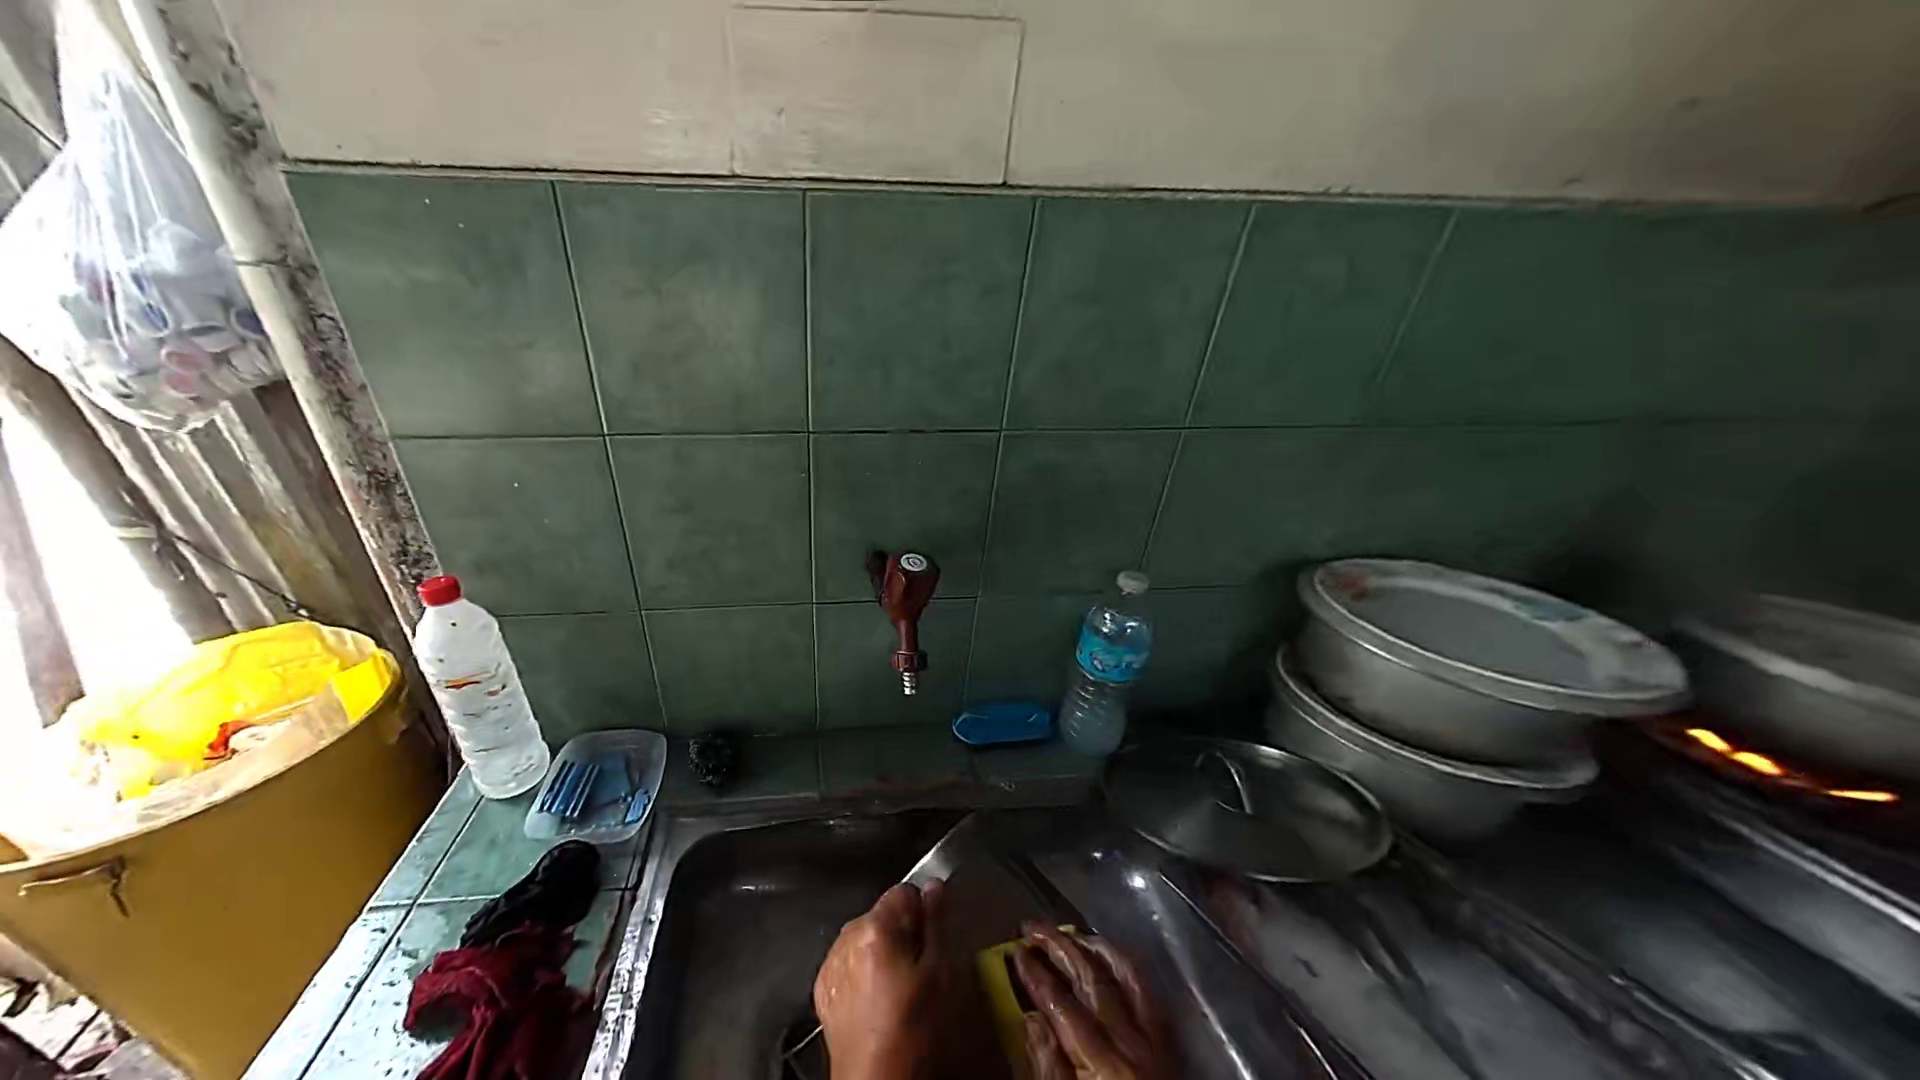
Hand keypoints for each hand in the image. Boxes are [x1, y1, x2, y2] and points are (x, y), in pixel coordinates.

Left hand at [814, 881, 949, 1079]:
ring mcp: (831, 962)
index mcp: (875, 927)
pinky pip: (849, 961)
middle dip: (902, 931)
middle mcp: (847, 937)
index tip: (930, 935)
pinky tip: (878, 999)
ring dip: (882, 950)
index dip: (921, 910)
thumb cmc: (910, 1031)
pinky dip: (863, 970)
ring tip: (899, 987)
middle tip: (919, 966)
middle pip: (883, 914)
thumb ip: (937, 922)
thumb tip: (935, 887)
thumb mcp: (938, 973)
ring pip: (866, 937)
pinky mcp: (823, 986)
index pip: (903, 891)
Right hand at [1012, 923, 1170, 1079]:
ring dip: (1094, 948)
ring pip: (1125, 976)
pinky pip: (1149, 992)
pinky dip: (1128, 966)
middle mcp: (1131, 1044)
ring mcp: (1155, 1041)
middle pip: (1092, 981)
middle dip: (1059, 948)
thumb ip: (1047, 1069)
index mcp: (1102, 1067)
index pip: (1061, 1005)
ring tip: (1069, 932)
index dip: (1036, 974)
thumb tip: (1032, 1016)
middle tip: (1033, 929)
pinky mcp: (1169, 1044)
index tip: (1015, 951)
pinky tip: (1111, 955)